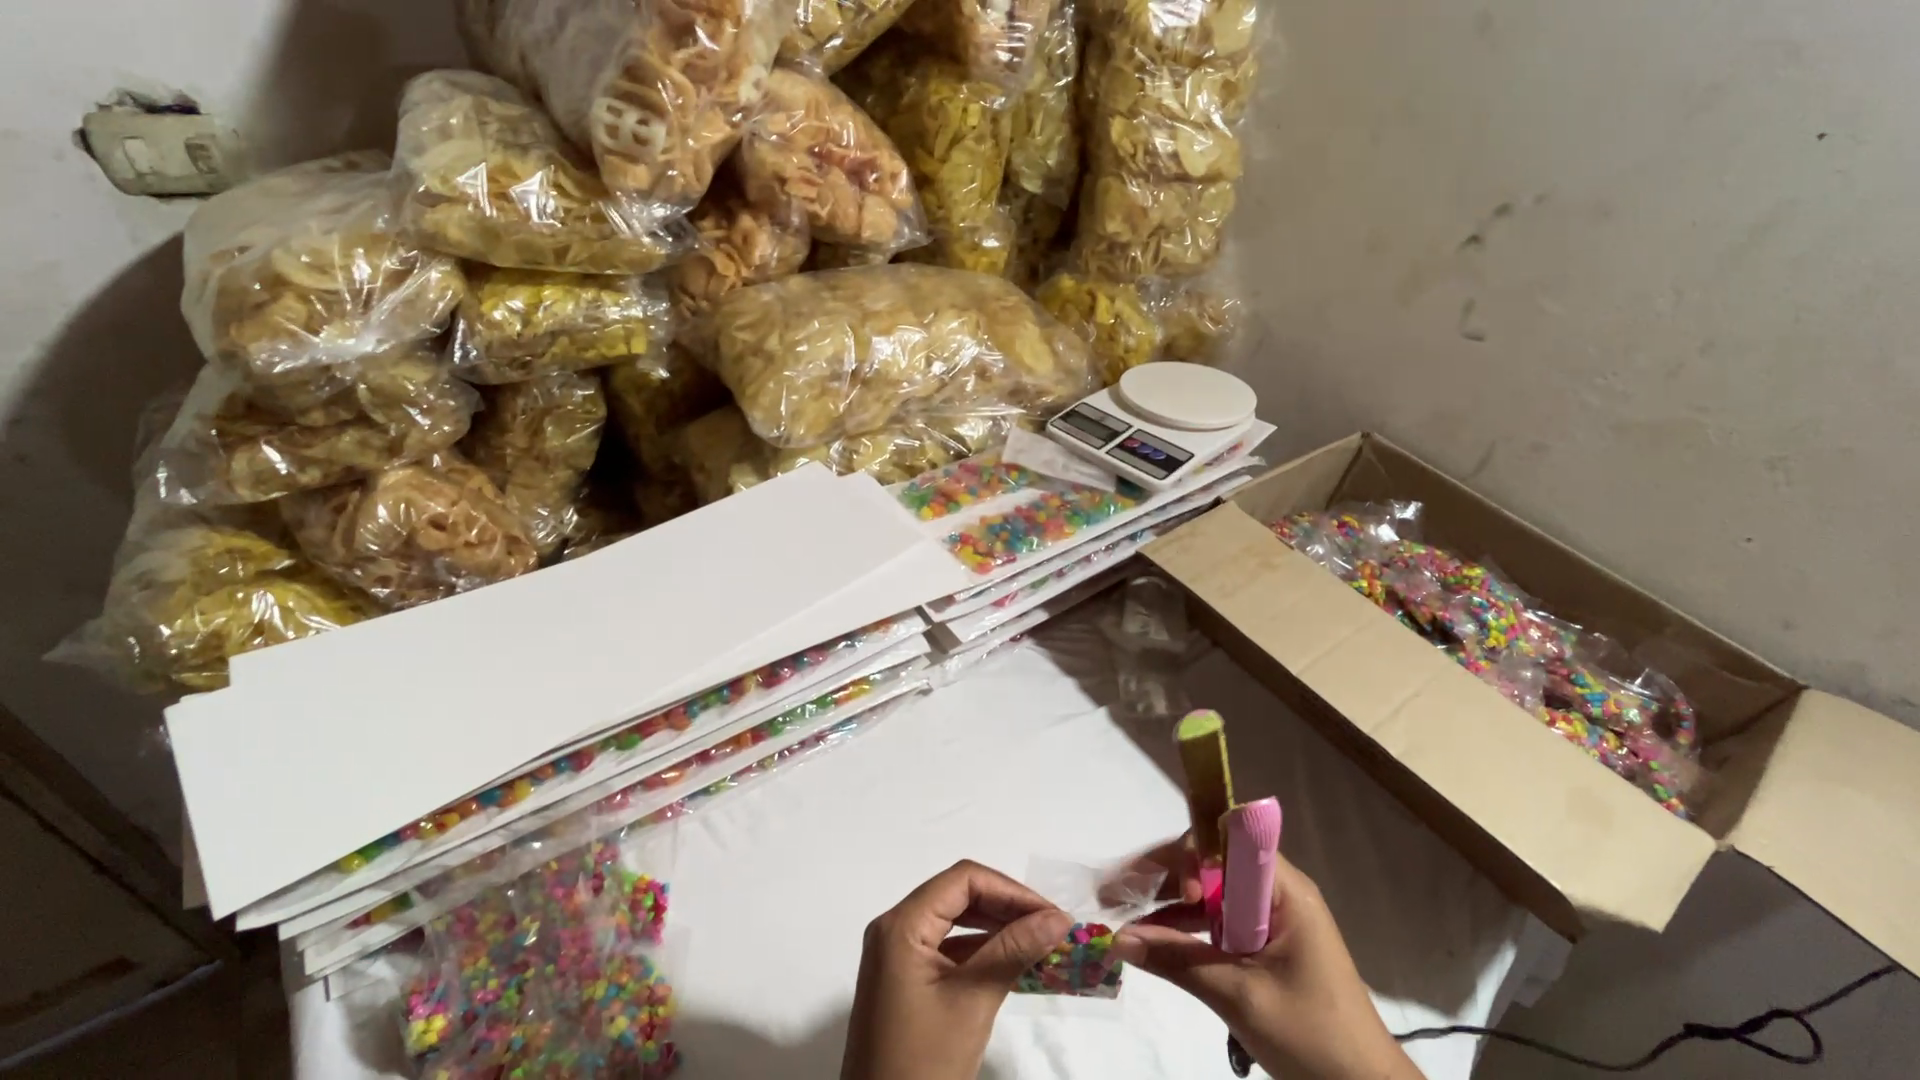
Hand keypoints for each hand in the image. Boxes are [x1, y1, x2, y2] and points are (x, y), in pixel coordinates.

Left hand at [843, 859, 1124, 1079]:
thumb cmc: (923, 1060)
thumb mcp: (972, 1001)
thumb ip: (1013, 951)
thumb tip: (1058, 918)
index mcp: (901, 925)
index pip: (963, 880)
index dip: (1010, 890)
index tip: (1051, 913)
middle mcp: (895, 929)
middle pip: (959, 895)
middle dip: (1007, 907)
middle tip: (1052, 927)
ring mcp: (898, 954)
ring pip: (956, 921)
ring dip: (998, 929)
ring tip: (1042, 943)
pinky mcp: (907, 978)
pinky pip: (949, 948)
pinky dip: (982, 951)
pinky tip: (1016, 963)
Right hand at [1118, 840, 1420, 1079]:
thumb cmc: (1312, 1036)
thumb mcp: (1239, 997)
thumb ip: (1178, 961)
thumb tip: (1118, 938)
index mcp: (1283, 891)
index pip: (1226, 843)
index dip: (1190, 855)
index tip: (1164, 887)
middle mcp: (1276, 894)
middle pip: (1211, 863)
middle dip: (1162, 874)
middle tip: (1114, 890)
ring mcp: (1270, 920)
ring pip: (1210, 892)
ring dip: (1167, 901)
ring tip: (1120, 910)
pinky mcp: (1264, 946)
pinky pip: (1217, 921)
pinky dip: (1184, 927)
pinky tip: (1151, 940)